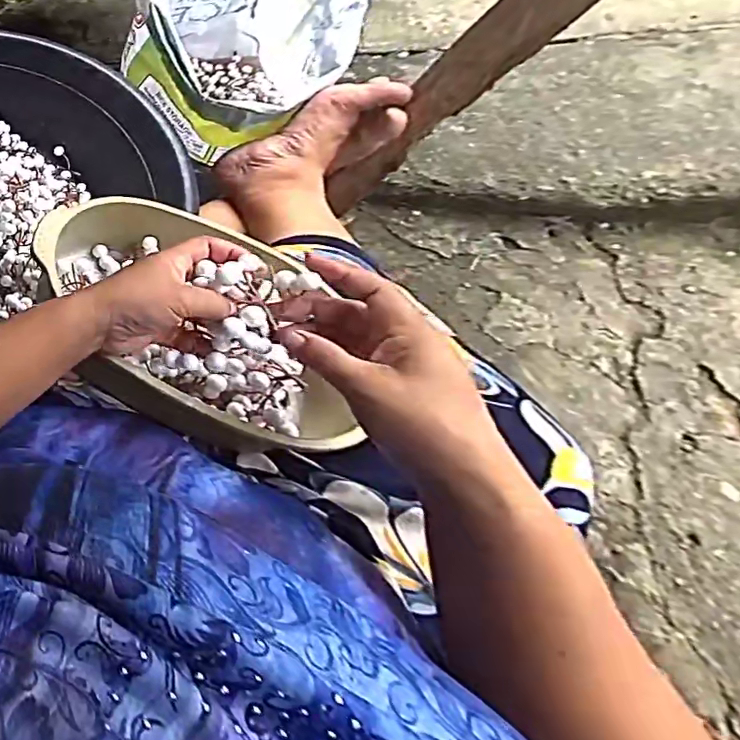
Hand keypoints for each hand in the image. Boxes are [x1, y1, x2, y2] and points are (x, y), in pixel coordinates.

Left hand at [79, 236, 239, 355]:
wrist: (100, 324)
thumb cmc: (135, 300)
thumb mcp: (180, 296)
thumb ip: (212, 302)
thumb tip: (235, 309)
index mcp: (174, 262)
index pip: (207, 248)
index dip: (230, 253)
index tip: (252, 267)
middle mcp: (171, 281)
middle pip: (209, 284)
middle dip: (230, 297)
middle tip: (252, 310)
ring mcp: (166, 305)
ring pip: (201, 312)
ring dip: (218, 324)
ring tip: (238, 335)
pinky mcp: (160, 328)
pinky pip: (188, 335)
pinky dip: (201, 342)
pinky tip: (216, 351)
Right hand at [274, 252, 507, 480]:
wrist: (462, 476)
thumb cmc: (427, 426)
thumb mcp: (366, 386)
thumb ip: (323, 356)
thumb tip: (288, 335)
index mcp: (410, 331)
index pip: (371, 289)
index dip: (339, 272)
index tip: (306, 262)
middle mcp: (405, 342)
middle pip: (353, 312)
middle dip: (313, 308)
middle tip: (277, 313)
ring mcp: (397, 364)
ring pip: (348, 336)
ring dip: (316, 333)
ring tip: (282, 336)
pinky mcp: (390, 386)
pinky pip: (351, 357)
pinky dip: (325, 353)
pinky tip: (304, 357)